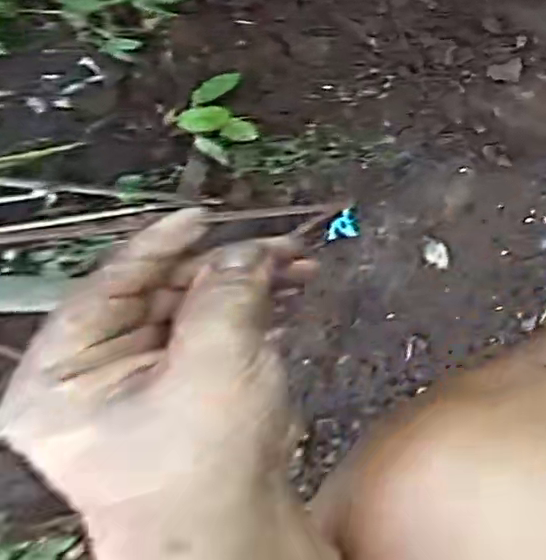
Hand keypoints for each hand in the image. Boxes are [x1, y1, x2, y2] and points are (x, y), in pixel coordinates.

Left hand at [0, 209, 320, 556]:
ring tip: (301, 268)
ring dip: (252, 281)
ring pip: (198, 304)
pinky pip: (221, 323)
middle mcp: (96, 372)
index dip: (154, 248)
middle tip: (285, 247)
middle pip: (161, 293)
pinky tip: (291, 293)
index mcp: (63, 377)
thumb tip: (247, 250)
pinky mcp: (189, 379)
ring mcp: (145, 377)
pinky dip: (259, 302)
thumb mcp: (214, 362)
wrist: (226, 509)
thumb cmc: (199, 451)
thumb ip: (227, 298)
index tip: (202, 216)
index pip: (106, 290)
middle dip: (227, 266)